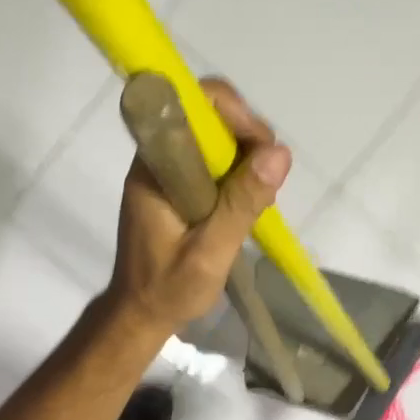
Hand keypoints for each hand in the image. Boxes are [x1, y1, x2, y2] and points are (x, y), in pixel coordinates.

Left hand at [104, 78, 292, 336]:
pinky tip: (247, 207)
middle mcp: (159, 159)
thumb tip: (279, 154)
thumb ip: (240, 204)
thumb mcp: (208, 253)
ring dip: (247, 160)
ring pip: (217, 139)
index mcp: (154, 166)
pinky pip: (215, 163)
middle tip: (266, 182)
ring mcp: (170, 172)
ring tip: (258, 201)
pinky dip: (238, 177)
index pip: (190, 104)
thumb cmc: (167, 289)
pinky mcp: (180, 187)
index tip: (259, 147)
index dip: (231, 113)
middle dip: (247, 138)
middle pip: (209, 116)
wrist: (140, 315)